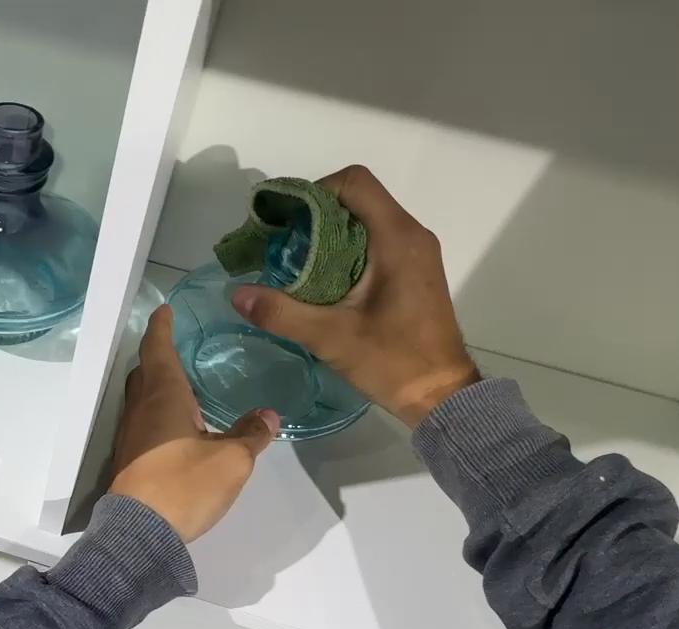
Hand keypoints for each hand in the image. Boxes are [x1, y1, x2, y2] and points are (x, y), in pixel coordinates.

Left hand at [107, 306, 277, 542]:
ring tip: (183, 386)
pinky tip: (176, 428)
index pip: (157, 349)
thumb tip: (268, 416)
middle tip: (178, 347)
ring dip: (157, 388)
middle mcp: (140, 410)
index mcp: (162, 396)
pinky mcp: (129, 462)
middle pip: (144, 373)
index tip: (165, 310)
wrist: (140, 534)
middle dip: (158, 356)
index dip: (162, 327)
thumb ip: (251, 434)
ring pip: (141, 400)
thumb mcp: (231, 460)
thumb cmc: (183, 486)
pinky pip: (143, 425)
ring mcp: (130, 438)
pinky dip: (157, 415)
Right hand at [231, 165, 479, 427]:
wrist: (440, 394)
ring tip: (292, 266)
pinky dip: (342, 253)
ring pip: (364, 223)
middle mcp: (410, 236)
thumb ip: (282, 312)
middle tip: (278, 246)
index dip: (313, 192)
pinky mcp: (411, 273)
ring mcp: (414, 254)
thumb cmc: (392, 361)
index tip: (281, 221)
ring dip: (326, 237)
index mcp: (396, 239)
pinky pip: (372, 245)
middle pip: (356, 200)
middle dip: (313, 216)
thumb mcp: (330, 338)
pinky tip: (318, 284)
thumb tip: (238, 294)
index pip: (354, 183)